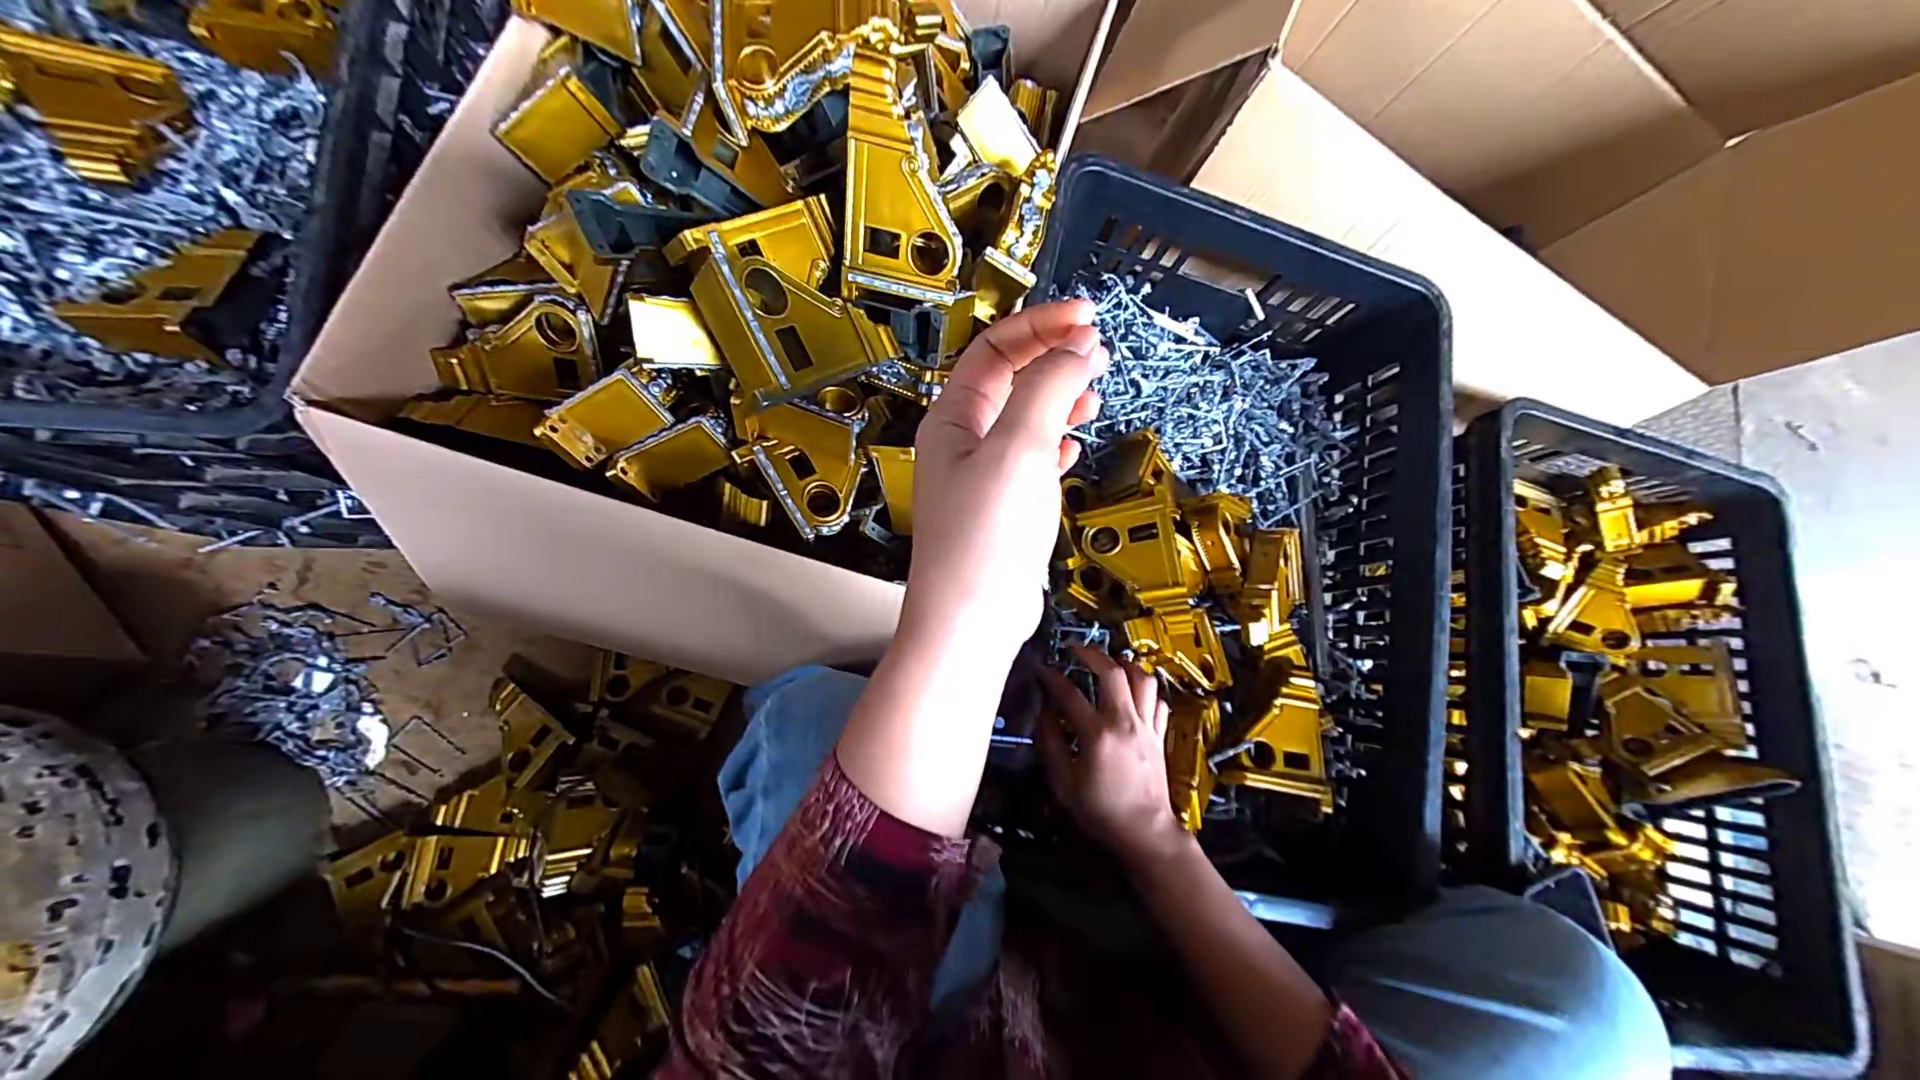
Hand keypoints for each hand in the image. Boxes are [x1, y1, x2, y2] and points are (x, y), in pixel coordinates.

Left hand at [903, 300, 1106, 659]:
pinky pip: (1033, 455)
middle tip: (1094, 348)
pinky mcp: (1006, 503)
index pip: (995, 348)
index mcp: (953, 419)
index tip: (1083, 318)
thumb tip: (1076, 349)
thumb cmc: (977, 546)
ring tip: (1092, 388)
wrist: (973, 619)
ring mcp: (985, 473)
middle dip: (1053, 355)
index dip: (1040, 325)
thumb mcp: (1018, 450)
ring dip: (1060, 395)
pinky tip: (1070, 444)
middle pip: (1011, 377)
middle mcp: (964, 442)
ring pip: (1026, 415)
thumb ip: (1048, 390)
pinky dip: (1056, 441)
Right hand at [1038, 646, 1190, 867]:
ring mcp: (1147, 727)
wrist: (1144, 832)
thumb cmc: (1100, 811)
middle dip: (1092, 654)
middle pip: (1113, 672)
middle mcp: (1125, 723)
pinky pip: (1157, 701)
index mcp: (1097, 735)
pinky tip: (1133, 692)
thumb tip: (1046, 713)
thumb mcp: (1063, 783)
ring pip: (1143, 679)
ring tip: (1109, 662)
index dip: (1052, 678)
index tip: (1042, 670)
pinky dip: (1145, 690)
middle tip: (1076, 650)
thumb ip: (1051, 743)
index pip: (1070, 694)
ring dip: (1124, 665)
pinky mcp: (1160, 735)